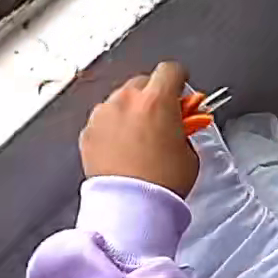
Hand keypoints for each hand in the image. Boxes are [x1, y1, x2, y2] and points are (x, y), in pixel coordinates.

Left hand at [79, 61, 199, 196]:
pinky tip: (125, 151)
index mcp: (157, 101)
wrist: (133, 206)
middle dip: (155, 97)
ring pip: (121, 101)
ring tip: (143, 140)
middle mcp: (126, 101)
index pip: (171, 71)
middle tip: (164, 119)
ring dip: (133, 113)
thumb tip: (179, 127)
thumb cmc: (163, 182)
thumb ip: (184, 131)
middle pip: (143, 83)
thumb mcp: (190, 154)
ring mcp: (103, 115)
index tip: (182, 87)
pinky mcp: (88, 132)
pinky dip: (115, 130)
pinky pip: (105, 122)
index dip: (180, 78)